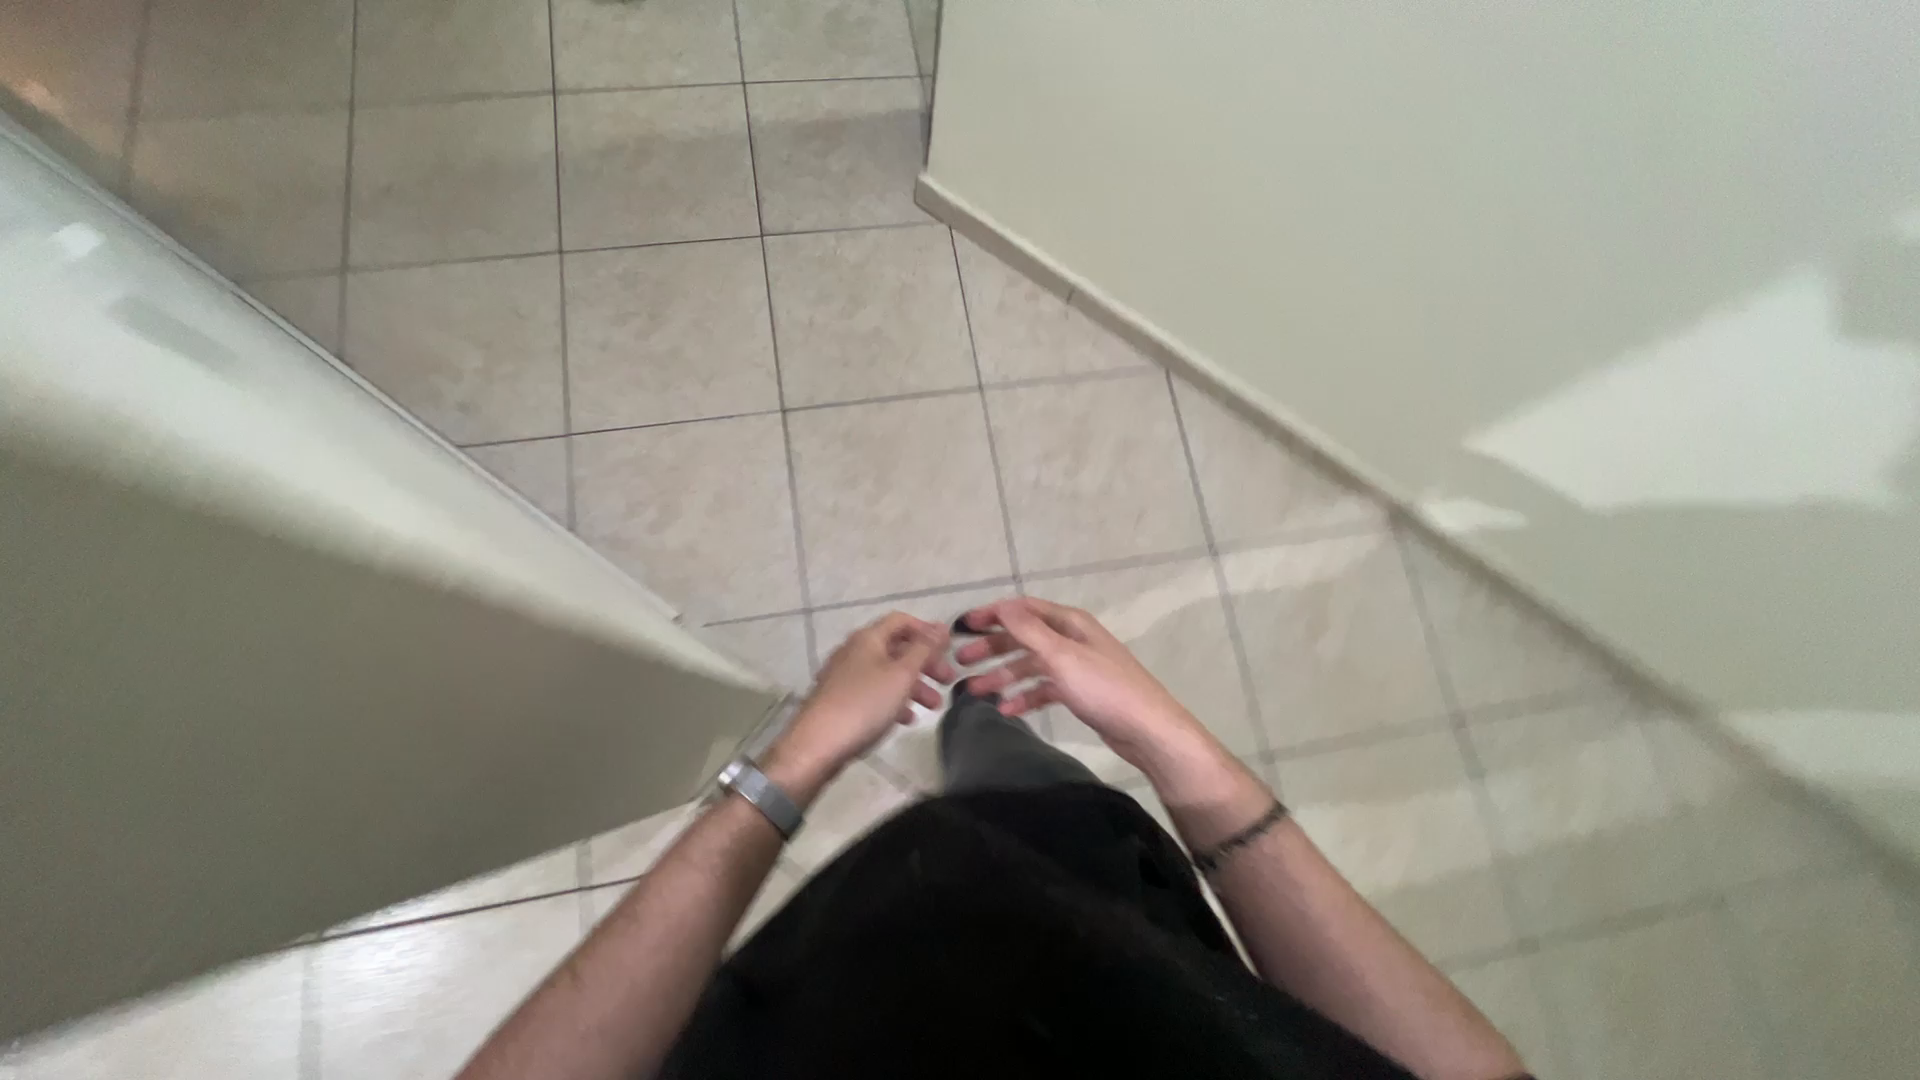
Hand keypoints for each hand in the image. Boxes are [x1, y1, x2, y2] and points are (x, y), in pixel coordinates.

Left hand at [767, 613, 954, 786]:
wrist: (817, 745)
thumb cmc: (864, 704)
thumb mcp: (901, 675)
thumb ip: (923, 649)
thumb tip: (940, 626)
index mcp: (868, 638)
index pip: (901, 621)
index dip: (926, 630)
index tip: (948, 649)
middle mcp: (854, 651)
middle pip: (896, 648)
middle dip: (925, 663)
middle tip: (949, 681)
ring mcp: (844, 676)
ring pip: (887, 673)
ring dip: (914, 686)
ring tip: (934, 707)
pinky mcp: (840, 700)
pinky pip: (873, 693)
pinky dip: (894, 701)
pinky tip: (907, 719)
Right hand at [954, 597, 1217, 772]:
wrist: (1147, 729)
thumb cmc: (1104, 688)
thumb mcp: (1062, 656)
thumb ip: (1030, 630)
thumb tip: (1002, 605)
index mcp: (1069, 623)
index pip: (1023, 609)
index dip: (993, 614)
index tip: (963, 626)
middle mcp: (1071, 639)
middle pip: (1023, 637)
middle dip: (992, 649)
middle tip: (961, 663)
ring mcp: (1076, 666)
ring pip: (1031, 665)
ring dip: (1003, 677)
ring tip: (975, 693)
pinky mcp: (1079, 692)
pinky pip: (1044, 689)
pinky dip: (1025, 697)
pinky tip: (1007, 710)